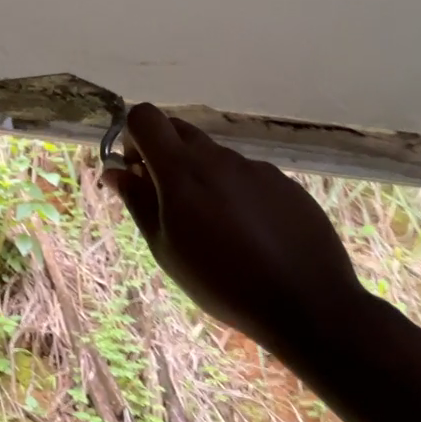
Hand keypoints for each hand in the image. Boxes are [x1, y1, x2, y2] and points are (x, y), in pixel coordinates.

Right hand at [102, 103, 371, 353]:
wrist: (307, 303)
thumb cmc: (219, 280)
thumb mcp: (164, 246)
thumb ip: (137, 200)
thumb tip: (114, 170)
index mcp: (181, 170)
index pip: (145, 117)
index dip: (133, 136)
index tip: (137, 170)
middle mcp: (218, 158)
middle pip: (178, 130)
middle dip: (163, 152)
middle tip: (167, 198)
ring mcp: (256, 168)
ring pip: (214, 156)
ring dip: (201, 176)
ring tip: (214, 227)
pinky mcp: (285, 184)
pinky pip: (247, 176)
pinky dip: (235, 192)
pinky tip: (249, 234)